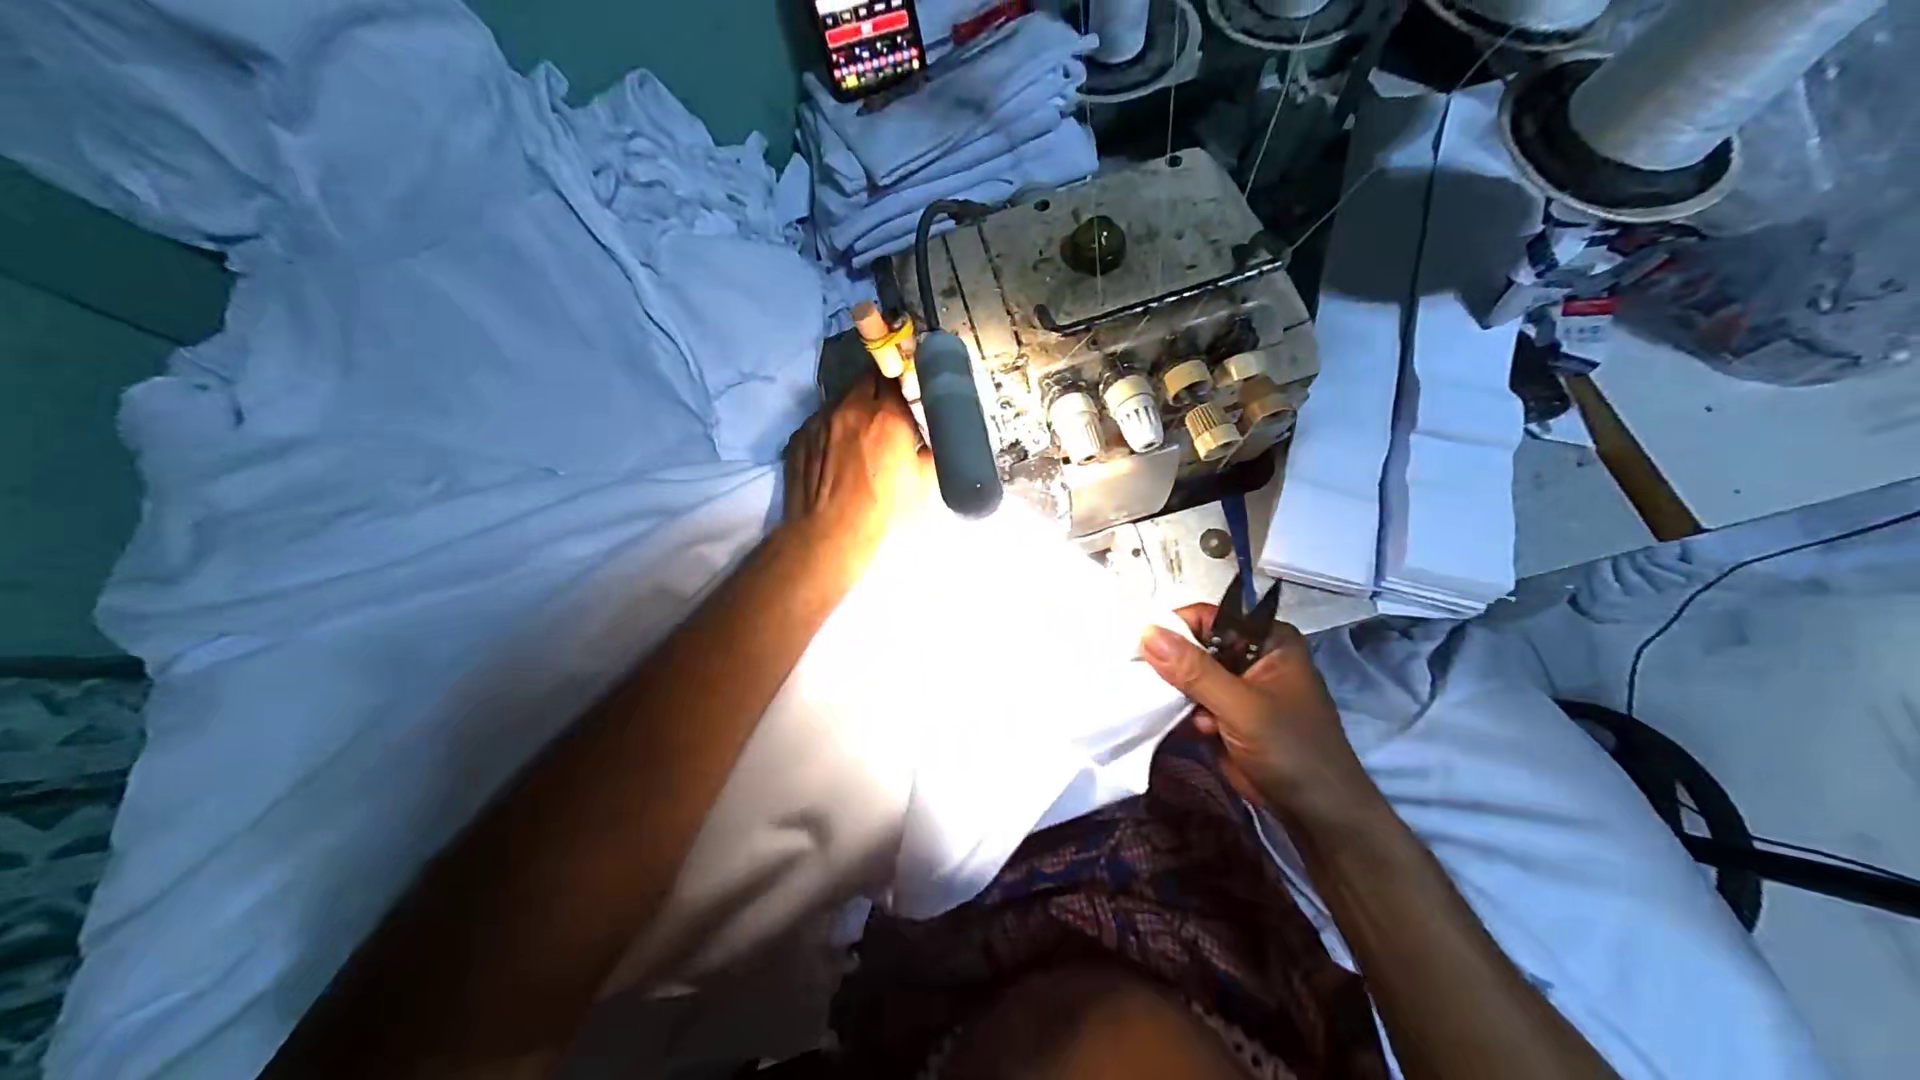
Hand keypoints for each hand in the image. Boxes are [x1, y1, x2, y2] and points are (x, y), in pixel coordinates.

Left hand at [783, 367, 933, 555]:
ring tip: (860, 431)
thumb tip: (931, 439)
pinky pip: (820, 420)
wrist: (828, 535)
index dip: (905, 383)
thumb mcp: (924, 485)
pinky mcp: (799, 436)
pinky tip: (836, 451)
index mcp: (887, 416)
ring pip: (841, 398)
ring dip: (854, 406)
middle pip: (868, 378)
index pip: (898, 376)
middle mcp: (851, 408)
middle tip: (888, 409)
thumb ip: (931, 452)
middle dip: (879, 388)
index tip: (910, 393)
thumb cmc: (882, 513)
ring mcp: (820, 419)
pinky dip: (831, 427)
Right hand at [1141, 606, 1379, 821]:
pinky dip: (1179, 710)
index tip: (1139, 645)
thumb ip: (1194, 670)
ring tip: (1164, 705)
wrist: (1316, 813)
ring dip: (1173, 690)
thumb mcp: (1241, 706)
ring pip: (1188, 674)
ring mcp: (1237, 686)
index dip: (1174, 627)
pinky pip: (1190, 700)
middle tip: (1138, 674)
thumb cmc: (1291, 750)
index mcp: (1268, 640)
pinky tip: (1180, 725)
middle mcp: (1251, 656)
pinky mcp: (1225, 714)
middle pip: (1195, 644)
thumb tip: (1147, 632)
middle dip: (1170, 661)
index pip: (1209, 617)